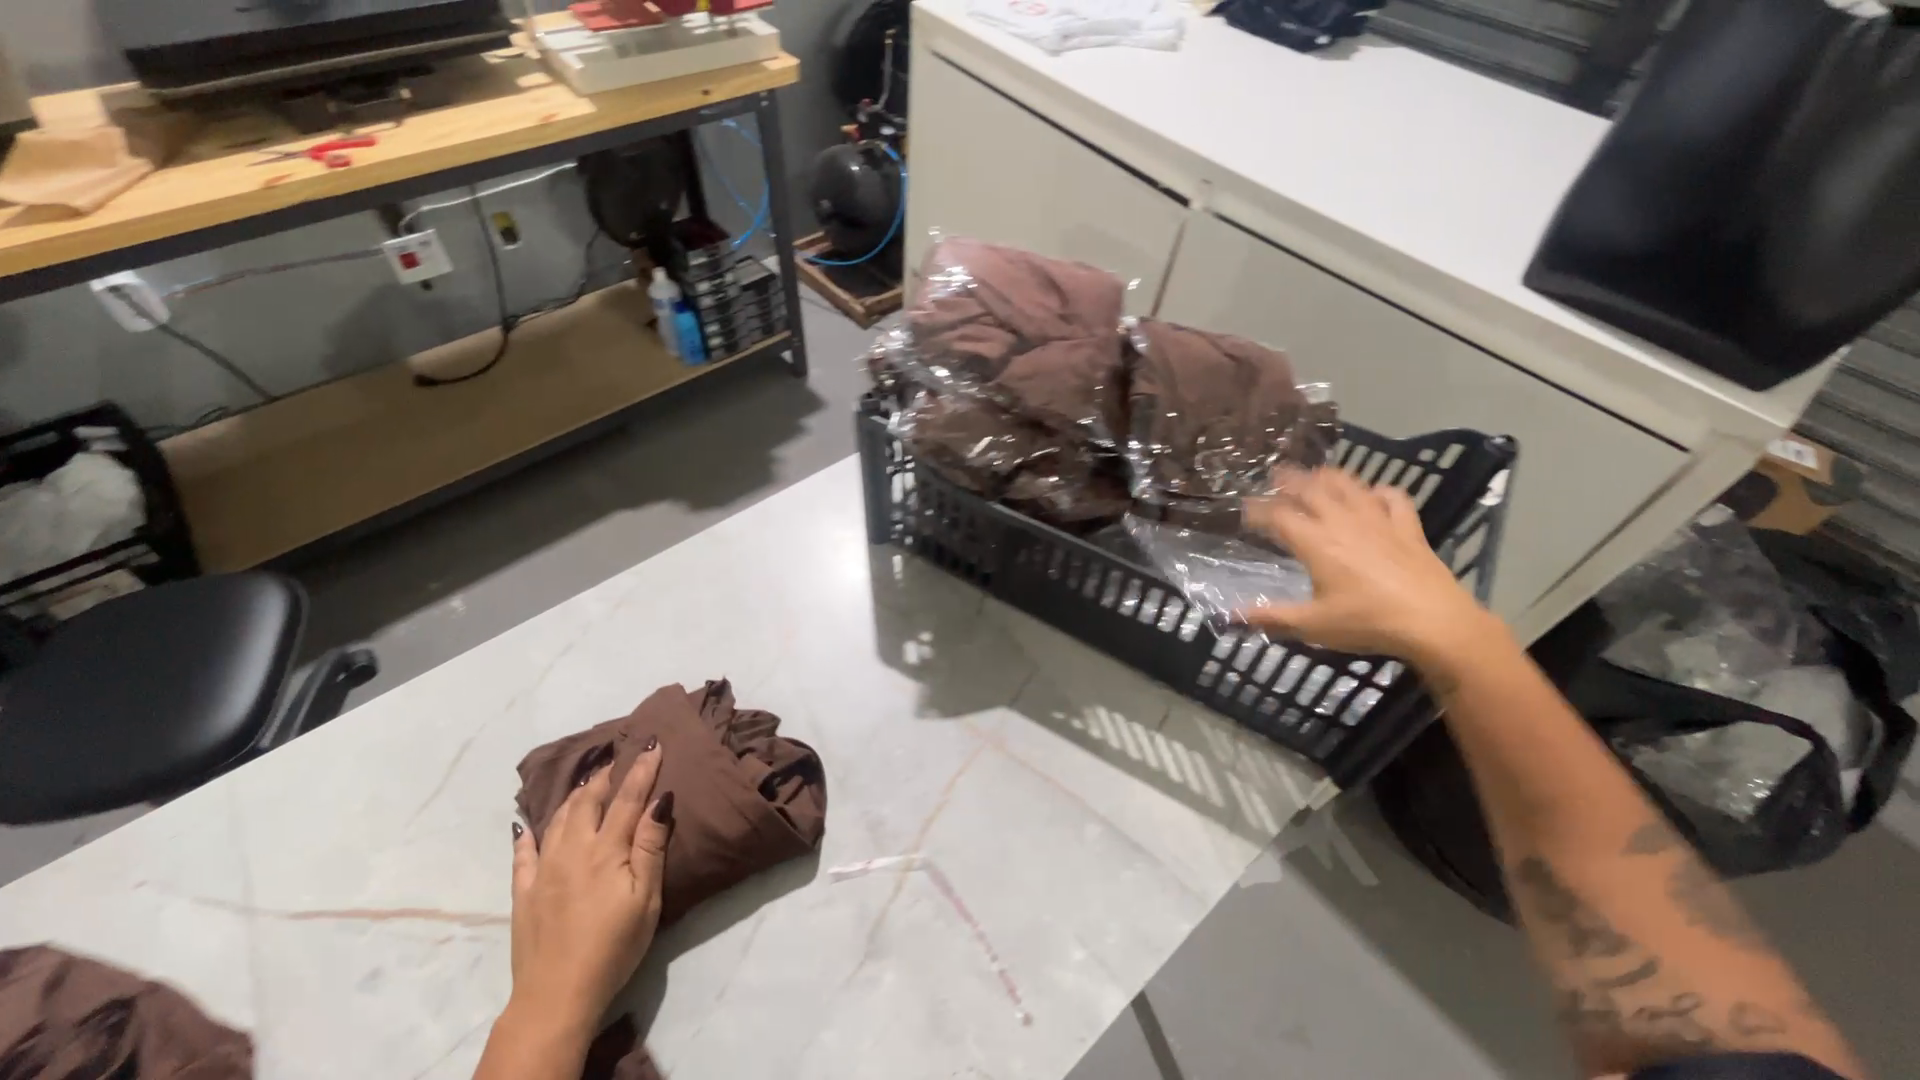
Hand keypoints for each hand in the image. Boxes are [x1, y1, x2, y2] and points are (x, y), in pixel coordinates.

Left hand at [507, 740, 672, 1035]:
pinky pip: (523, 854)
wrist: (556, 994)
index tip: (651, 744)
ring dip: (574, 796)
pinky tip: (524, 826)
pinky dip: (526, 835)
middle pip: (588, 802)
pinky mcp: (524, 892)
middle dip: (605, 776)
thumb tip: (658, 800)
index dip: (641, 770)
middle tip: (616, 758)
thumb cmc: (614, 947)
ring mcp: (544, 870)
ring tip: (586, 782)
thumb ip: (649, 847)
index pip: (628, 799)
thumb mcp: (645, 899)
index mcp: (606, 851)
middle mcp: (572, 850)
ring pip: (557, 820)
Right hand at [1240, 466, 1502, 673]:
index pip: (1278, 516)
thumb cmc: (1367, 622)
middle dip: (1289, 481)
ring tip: (1316, 474)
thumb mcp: (1312, 624)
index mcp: (1316, 543)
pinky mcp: (1408, 528)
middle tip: (1274, 477)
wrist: (1434, 622)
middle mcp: (1343, 522)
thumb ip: (1271, 616)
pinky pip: (1393, 498)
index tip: (1244, 510)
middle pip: (1311, 489)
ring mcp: (1378, 521)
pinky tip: (1373, 494)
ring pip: (1349, 485)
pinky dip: (1379, 491)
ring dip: (1328, 476)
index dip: (1258, 510)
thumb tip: (1230, 615)